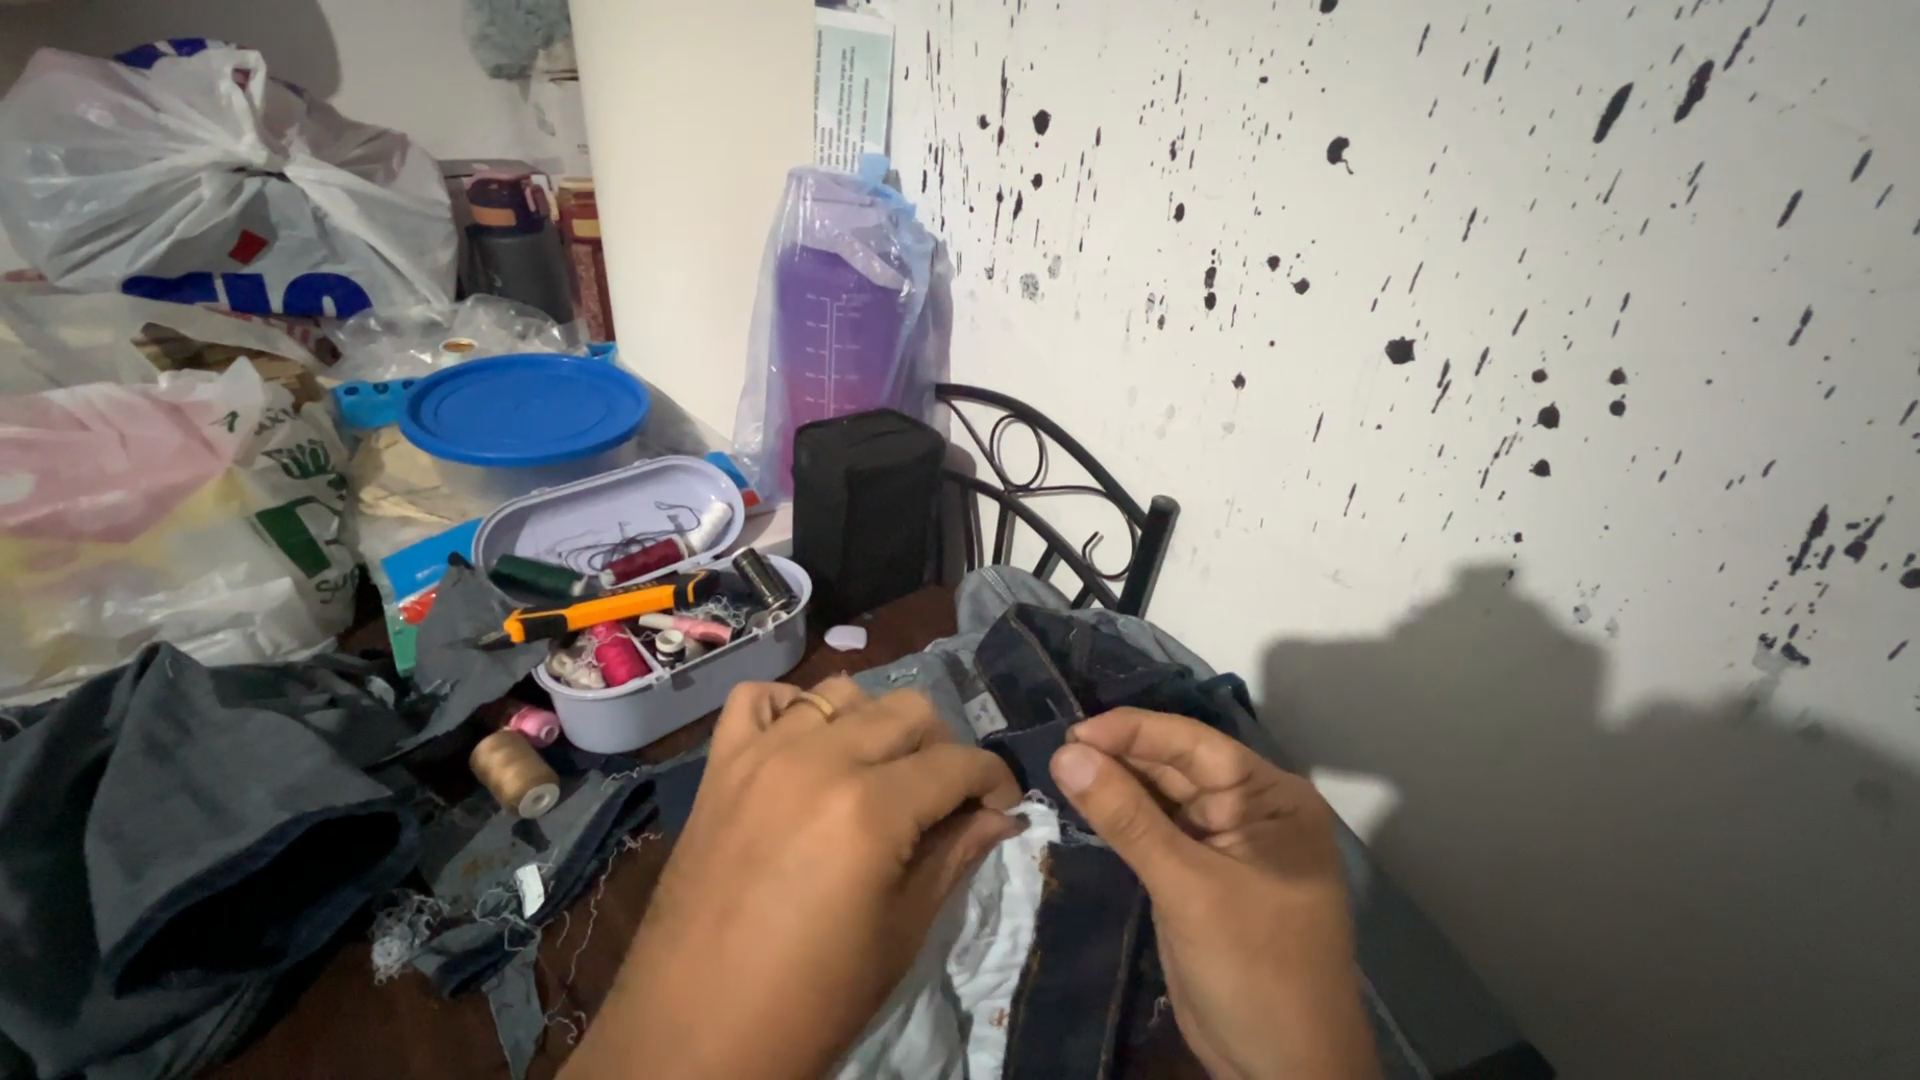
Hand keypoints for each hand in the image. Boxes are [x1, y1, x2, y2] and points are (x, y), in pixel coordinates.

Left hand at [563, 677, 1022, 1079]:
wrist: (695, 1036)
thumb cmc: (812, 999)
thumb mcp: (902, 933)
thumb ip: (955, 856)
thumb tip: (1001, 815)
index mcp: (870, 809)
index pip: (957, 762)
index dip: (993, 779)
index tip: (1001, 803)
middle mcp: (818, 761)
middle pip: (908, 710)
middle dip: (942, 746)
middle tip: (943, 795)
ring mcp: (761, 755)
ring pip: (841, 693)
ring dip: (874, 723)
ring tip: (877, 770)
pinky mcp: (719, 765)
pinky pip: (758, 699)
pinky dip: (790, 708)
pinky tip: (805, 745)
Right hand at [1050, 708, 1378, 1079]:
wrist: (1283, 1074)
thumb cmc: (1254, 970)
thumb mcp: (1188, 887)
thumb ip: (1127, 818)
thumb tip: (1066, 754)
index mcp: (1270, 798)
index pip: (1194, 745)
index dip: (1133, 732)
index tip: (1073, 731)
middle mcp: (1250, 810)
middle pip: (1176, 767)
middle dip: (1120, 757)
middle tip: (1058, 752)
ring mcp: (1224, 843)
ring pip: (1161, 798)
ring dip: (1115, 785)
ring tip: (1061, 770)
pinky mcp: (1199, 874)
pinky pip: (1155, 831)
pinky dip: (1122, 819)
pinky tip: (1086, 802)